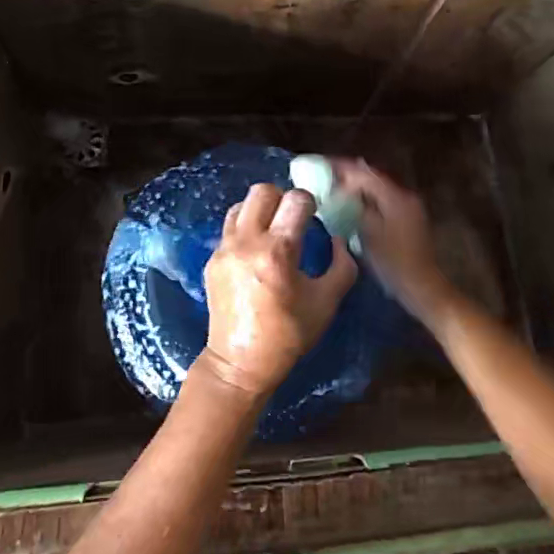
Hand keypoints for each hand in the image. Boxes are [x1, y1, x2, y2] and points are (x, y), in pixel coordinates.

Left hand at [200, 184, 357, 401]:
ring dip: (260, 210)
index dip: (310, 203)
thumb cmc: (288, 335)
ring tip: (272, 230)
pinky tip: (257, 251)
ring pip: (240, 205)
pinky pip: (229, 229)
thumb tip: (338, 239)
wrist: (240, 362)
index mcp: (277, 251)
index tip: (315, 216)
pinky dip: (245, 229)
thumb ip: (342, 265)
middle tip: (292, 217)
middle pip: (262, 191)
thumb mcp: (327, 302)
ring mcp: (224, 249)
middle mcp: (246, 242)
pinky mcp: (212, 260)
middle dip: (282, 198)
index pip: (295, 200)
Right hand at [331, 159, 454, 321]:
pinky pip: (383, 201)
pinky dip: (366, 200)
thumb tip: (341, 188)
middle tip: (323, 176)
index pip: (364, 173)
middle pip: (372, 178)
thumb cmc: (393, 262)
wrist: (422, 286)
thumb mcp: (369, 233)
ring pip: (377, 190)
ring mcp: (409, 208)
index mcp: (396, 197)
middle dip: (348, 176)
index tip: (319, 165)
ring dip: (357, 188)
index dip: (341, 168)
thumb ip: (355, 205)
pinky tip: (351, 206)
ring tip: (332, 189)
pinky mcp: (408, 219)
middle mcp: (405, 196)